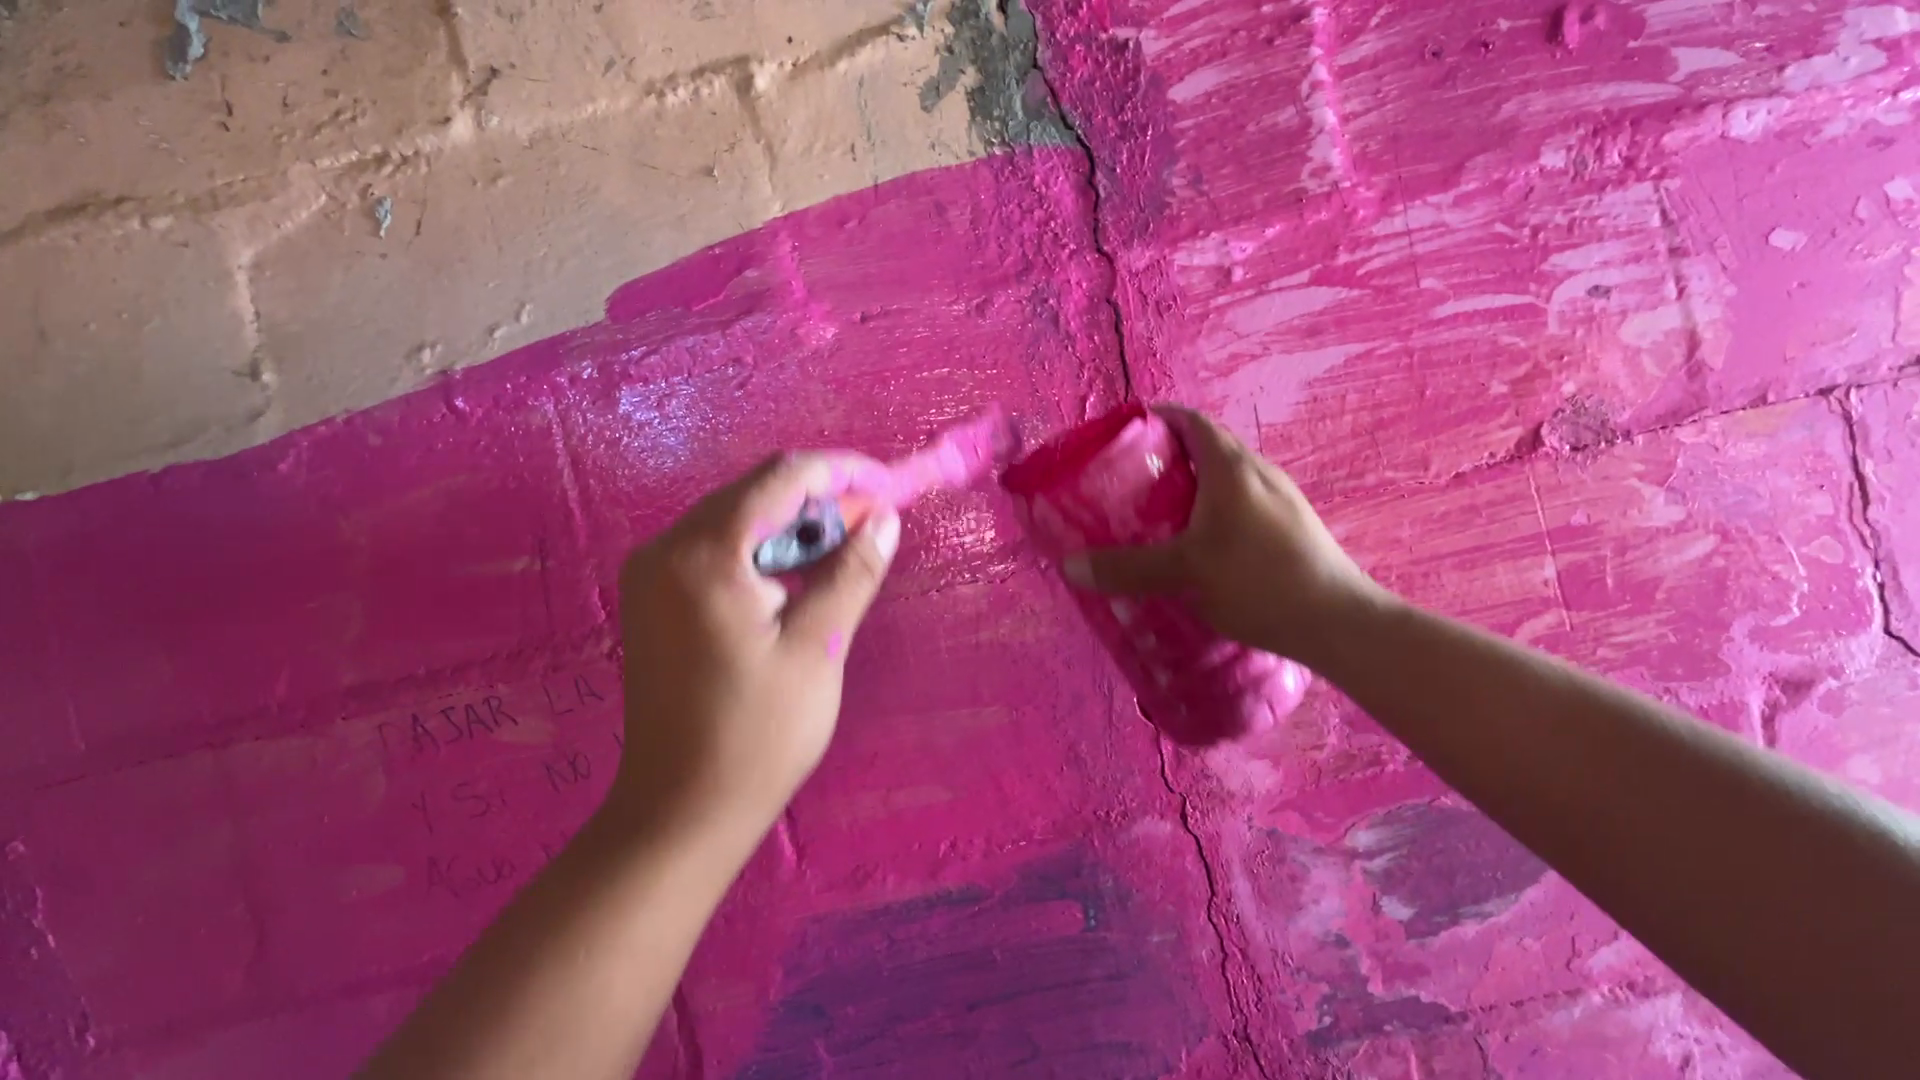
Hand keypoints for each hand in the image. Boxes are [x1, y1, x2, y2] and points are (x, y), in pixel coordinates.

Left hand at [613, 452, 899, 837]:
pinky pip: (716, 549)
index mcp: (704, 555)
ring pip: (736, 518)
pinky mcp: (652, 598)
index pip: (782, 478)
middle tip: (874, 527)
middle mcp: (665, 548)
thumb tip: (885, 517)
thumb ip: (851, 572)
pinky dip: (762, 552)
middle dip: (820, 499)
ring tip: (843, 556)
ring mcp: (651, 573)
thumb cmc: (757, 734)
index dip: (844, 472)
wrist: (681, 809)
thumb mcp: (817, 648)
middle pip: (754, 492)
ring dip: (792, 526)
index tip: (892, 488)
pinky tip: (794, 581)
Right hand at [1061, 406, 1385, 663]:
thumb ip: (1126, 568)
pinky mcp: (1292, 527)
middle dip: (1166, 458)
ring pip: (1226, 479)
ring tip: (1158, 518)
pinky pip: (1243, 503)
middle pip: (1206, 448)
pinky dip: (1214, 512)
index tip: (1121, 436)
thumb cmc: (1257, 580)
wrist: (1337, 621)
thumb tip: (1069, 566)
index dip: (1154, 420)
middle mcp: (1259, 471)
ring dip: (1192, 488)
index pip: (1188, 420)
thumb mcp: (1183, 572)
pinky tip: (1201, 549)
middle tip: (1129, 484)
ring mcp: (1282, 499)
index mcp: (1231, 466)